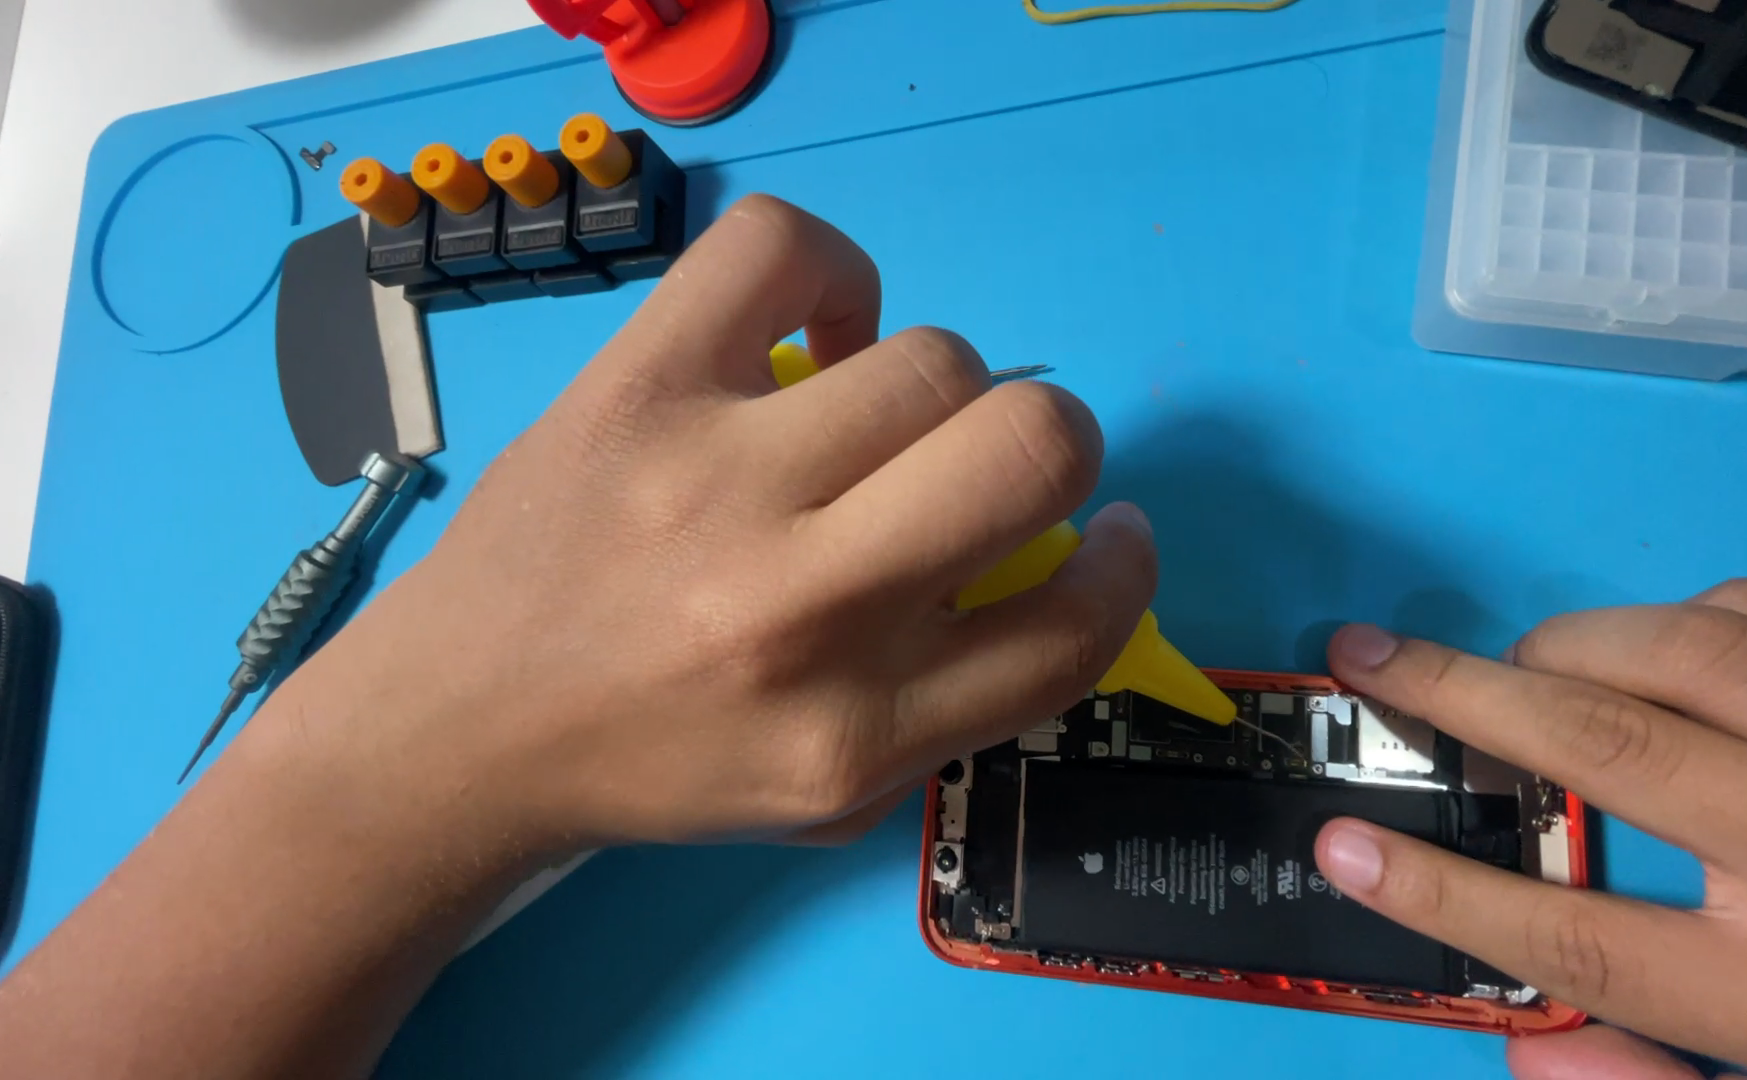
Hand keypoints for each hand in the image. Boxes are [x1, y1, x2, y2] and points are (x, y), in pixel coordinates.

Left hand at [245, 195, 1156, 851]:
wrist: (462, 730)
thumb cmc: (670, 763)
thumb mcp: (840, 789)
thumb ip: (968, 695)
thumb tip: (1058, 558)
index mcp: (857, 731)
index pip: (1069, 632)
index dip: (1124, 571)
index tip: (1113, 536)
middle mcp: (798, 605)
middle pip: (1026, 450)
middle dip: (1056, 449)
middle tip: (1007, 467)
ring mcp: (711, 477)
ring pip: (931, 360)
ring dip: (942, 391)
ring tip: (881, 423)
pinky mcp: (634, 384)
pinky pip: (784, 253)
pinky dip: (835, 278)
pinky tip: (813, 341)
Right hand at [1312, 580, 1746, 1078]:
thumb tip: (1529, 1045)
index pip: (1590, 948)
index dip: (1445, 897)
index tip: (1337, 846)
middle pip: (1612, 753)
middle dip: (1459, 696)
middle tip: (1362, 655)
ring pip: (1697, 652)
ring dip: (1571, 644)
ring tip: (1531, 663)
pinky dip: (1692, 620)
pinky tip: (1680, 655)